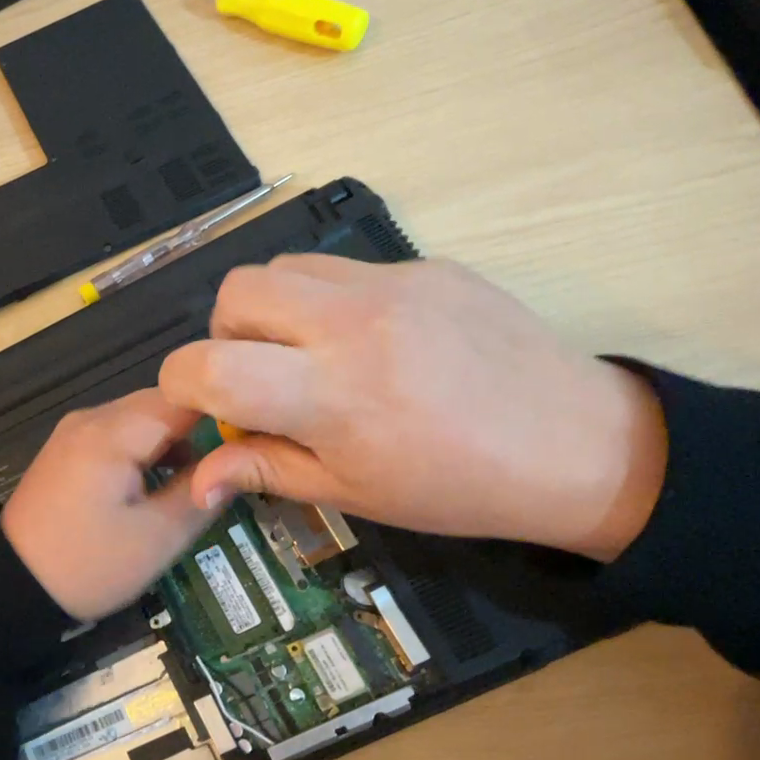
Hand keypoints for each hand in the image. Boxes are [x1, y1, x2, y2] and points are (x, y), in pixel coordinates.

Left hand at [1, 389, 220, 619]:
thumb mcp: (155, 538)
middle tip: (241, 457)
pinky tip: (164, 480)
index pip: (184, 398)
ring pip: (140, 419)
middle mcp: (91, 418)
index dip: (227, 411)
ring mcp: (74, 432)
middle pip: (162, 404)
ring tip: (209, 473)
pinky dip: (146, 449)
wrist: (9, 586)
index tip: (261, 434)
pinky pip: (118, 435)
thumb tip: (236, 465)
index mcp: (112, 432)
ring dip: (174, 440)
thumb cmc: (87, 564)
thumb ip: (199, 495)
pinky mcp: (67, 451)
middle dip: (202, 426)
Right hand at [158, 257, 667, 561]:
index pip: (209, 366)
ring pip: (285, 266)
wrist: (578, 445)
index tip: (198, 402)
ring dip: (273, 308)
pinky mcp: (426, 265)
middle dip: (226, 332)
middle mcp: (351, 325)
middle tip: (259, 372)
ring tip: (308, 351)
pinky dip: (329, 301)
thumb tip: (198, 477)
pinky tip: (371, 341)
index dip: (181, 383)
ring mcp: (393, 285)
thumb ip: (264, 469)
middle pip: (237, 290)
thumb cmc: (455, 487)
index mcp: (330, 396)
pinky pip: (344, 267)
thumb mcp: (349, 493)